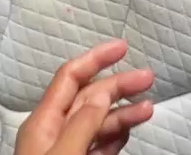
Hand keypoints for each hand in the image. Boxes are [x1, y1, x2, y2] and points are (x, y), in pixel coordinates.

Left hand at [15, 39, 155, 154]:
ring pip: (97, 124)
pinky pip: (98, 148)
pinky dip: (115, 138)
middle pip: (89, 98)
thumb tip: (101, 94)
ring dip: (123, 113)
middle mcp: (52, 135)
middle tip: (148, 78)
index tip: (122, 47)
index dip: (97, 58)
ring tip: (147, 109)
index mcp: (42, 124)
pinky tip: (127, 134)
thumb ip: (81, 124)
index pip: (71, 77)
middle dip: (119, 85)